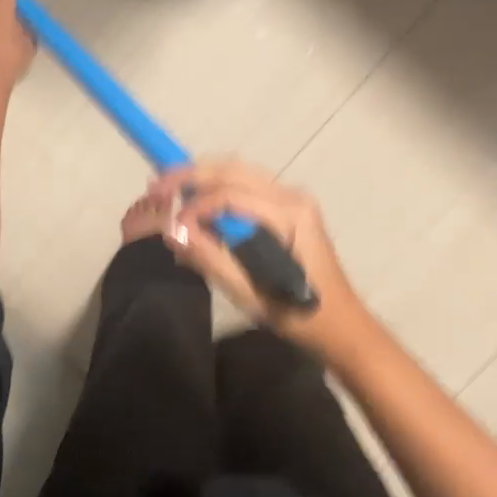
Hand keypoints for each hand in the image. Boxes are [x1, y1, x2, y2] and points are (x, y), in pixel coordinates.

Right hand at [154, 161, 371, 359]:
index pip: (229, 195)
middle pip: (232, 170)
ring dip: (202, 177)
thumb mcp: (250, 293)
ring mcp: (293, 199)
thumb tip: (172, 231)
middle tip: (155, 187)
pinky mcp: (290, 208)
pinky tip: (196, 200)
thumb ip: (210, 258)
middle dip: (190, 175)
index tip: (171, 229)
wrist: (342, 326)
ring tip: (168, 187)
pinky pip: (248, 185)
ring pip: (239, 172)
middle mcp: (293, 196)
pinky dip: (218, 187)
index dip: (194, 208)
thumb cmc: (299, 314)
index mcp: (289, 214)